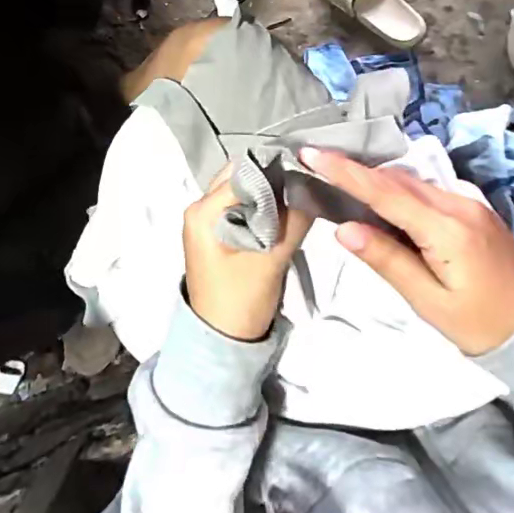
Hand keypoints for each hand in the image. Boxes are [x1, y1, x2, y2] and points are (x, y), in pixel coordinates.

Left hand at [181, 172, 313, 341]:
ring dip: (270, 191)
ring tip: (301, 193)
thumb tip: (313, 185)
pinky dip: (264, 205)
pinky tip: (287, 210)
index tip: (307, 172)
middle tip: (307, 181)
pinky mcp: (219, 232)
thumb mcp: (271, 259)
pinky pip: (243, 206)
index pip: (244, 174)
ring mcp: (207, 221)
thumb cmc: (240, 302)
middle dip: (273, 177)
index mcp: (202, 212)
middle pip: (241, 177)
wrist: (223, 342)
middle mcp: (200, 209)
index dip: (276, 170)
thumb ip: (294, 220)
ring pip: (244, 190)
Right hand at [301, 147, 513, 355]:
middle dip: (354, 168)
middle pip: (396, 179)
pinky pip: (427, 189)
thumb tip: (344, 229)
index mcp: (447, 229)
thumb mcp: (429, 302)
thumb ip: (387, 260)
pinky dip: (398, 188)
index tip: (311, 153)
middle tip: (314, 162)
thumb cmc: (482, 323)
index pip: (385, 192)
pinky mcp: (473, 206)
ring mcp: (469, 201)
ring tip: (337, 176)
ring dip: (375, 177)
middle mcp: (459, 203)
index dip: (345, 172)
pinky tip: (380, 197)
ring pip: (412, 181)